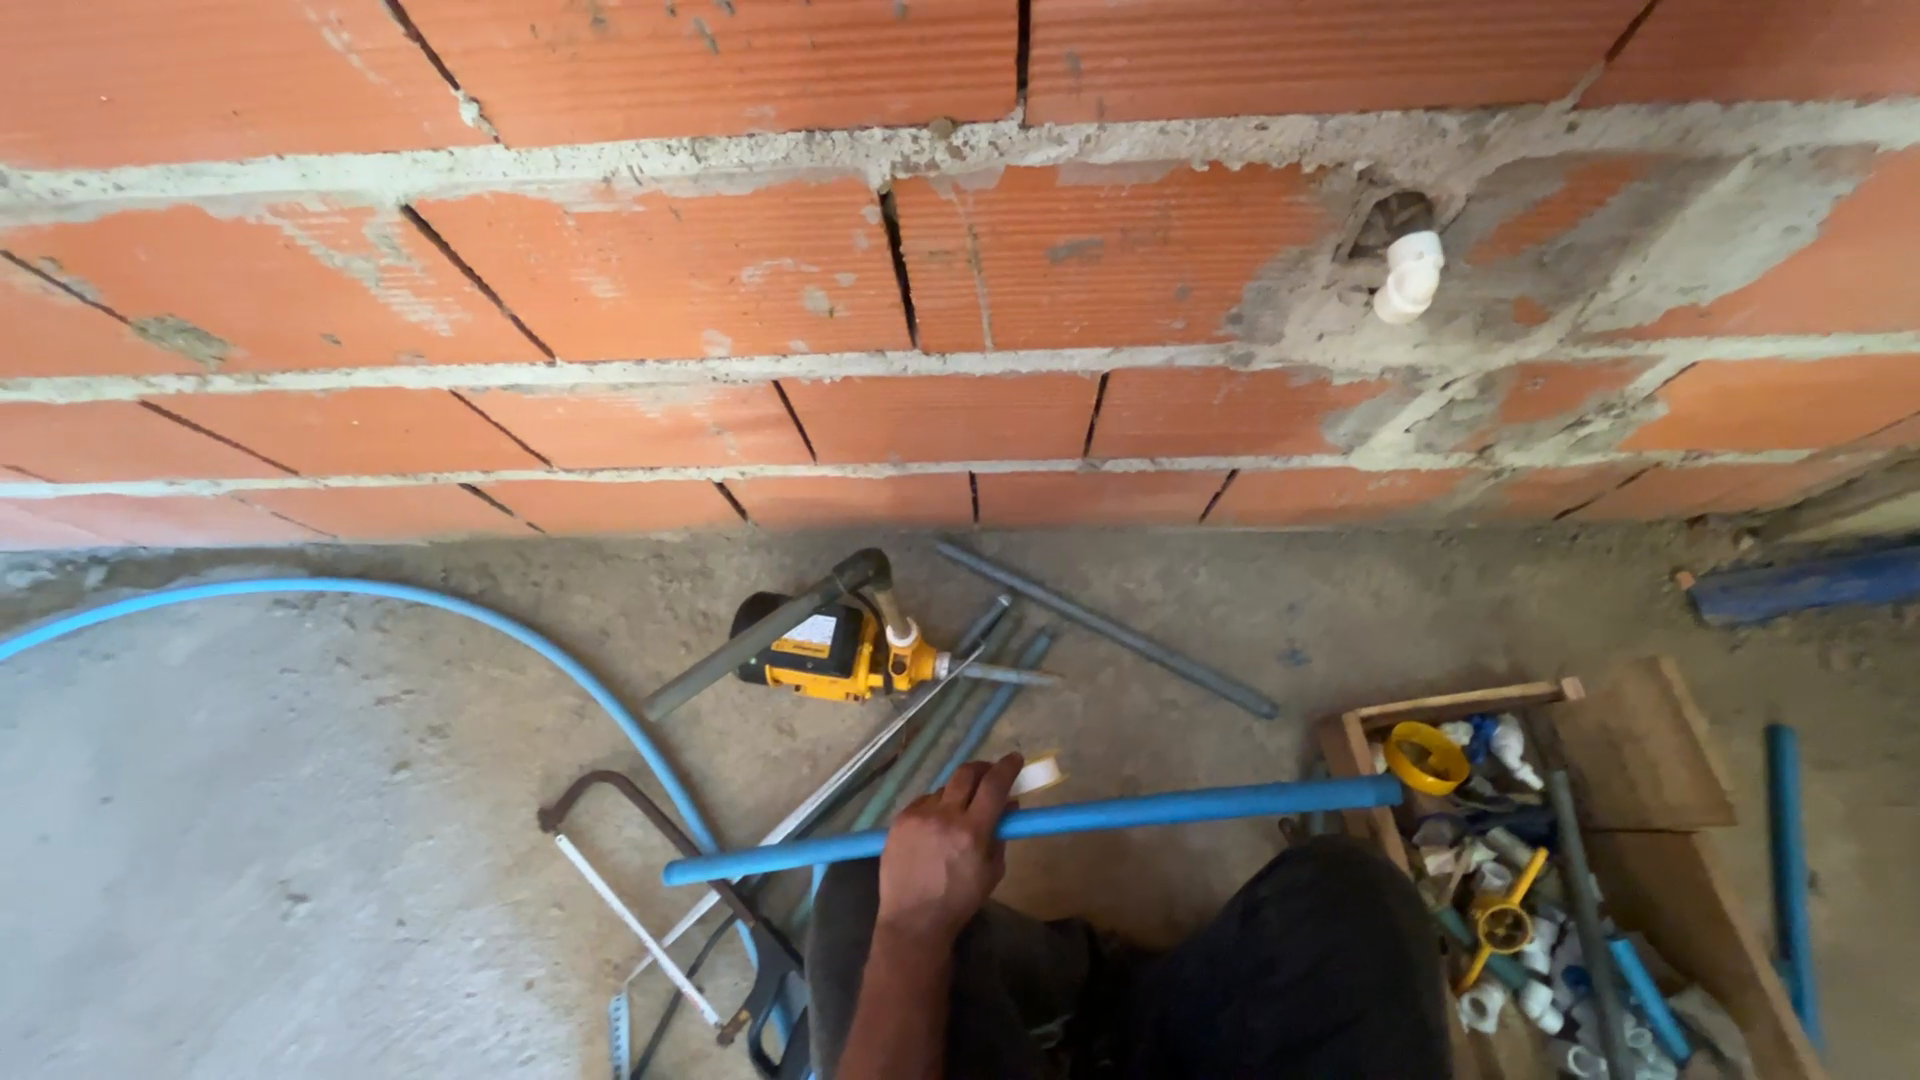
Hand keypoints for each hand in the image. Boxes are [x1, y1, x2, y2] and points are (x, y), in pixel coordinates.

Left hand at [875, 752, 1023, 944]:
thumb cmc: (959, 900)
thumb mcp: (992, 871)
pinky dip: (936, 806)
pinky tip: (936, 825)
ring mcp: (918, 815)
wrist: (913, 920)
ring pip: (944, 788)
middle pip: (966, 773)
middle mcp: (944, 816)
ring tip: (960, 810)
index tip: (1015, 758)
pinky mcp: (900, 820)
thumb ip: (1001, 833)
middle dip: (982, 768)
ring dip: (957, 793)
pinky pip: (924, 801)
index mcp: (972, 832)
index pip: (994, 785)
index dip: (1007, 768)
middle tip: (990, 772)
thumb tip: (1009, 803)